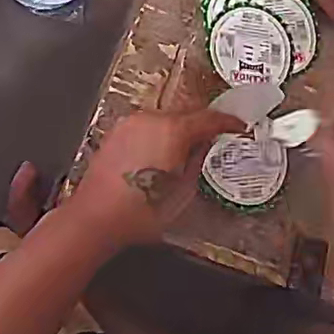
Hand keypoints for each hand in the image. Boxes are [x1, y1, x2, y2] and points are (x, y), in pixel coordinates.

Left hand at [67, 109, 242, 249]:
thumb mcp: (182, 191)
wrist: (94, 219)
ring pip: (165, 119)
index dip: (228, 122)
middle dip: (202, 126)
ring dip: (179, 130)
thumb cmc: (140, 211)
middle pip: (186, 114)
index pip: (209, 118)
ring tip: (187, 150)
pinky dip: (158, 134)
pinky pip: (146, 126)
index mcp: (173, 130)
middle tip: (216, 139)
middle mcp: (151, 119)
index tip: (239, 126)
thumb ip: (197, 161)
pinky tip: (160, 154)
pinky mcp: (116, 133)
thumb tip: (204, 147)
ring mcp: (130, 123)